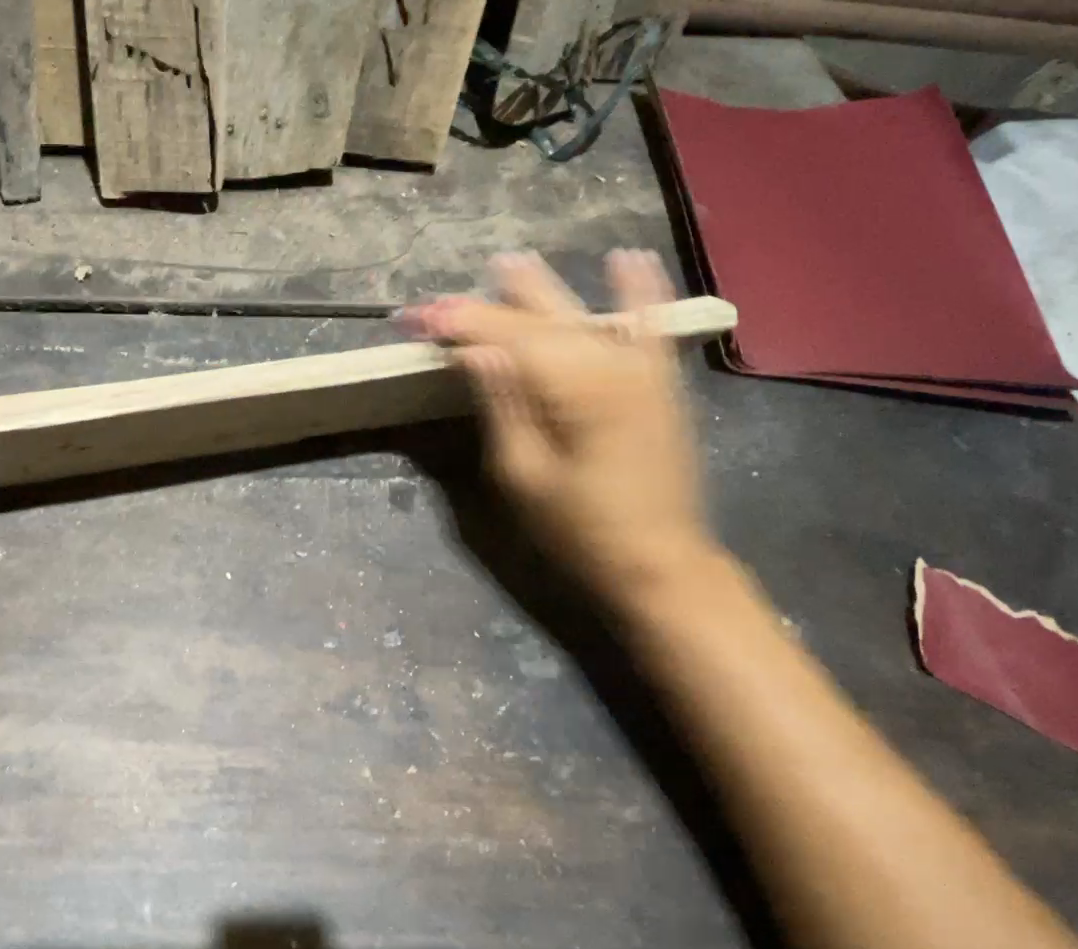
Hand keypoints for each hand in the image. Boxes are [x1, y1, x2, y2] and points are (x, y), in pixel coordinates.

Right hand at [401, 250, 717, 604]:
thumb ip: (502, 405)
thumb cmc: (576, 528)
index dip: (458, 323)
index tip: (416, 318)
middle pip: (540, 320)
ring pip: (583, 316)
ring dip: (543, 290)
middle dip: (487, 307)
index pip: (504, 337)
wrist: (658, 561)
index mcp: (569, 387)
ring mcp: (642, 368)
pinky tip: (627, 258)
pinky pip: (650, 324)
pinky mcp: (661, 382)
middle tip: (440, 303)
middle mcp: (609, 362)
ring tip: (509, 263)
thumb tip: (476, 350)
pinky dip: (638, 290)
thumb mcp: (521, 475)